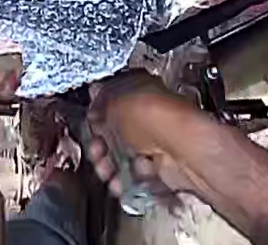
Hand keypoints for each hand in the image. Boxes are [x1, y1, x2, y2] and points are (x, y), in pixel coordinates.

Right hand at [85, 71, 208, 199]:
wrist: (180, 149)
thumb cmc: (150, 116)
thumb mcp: (113, 104)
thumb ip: (98, 108)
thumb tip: (92, 111)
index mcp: (136, 84)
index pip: (109, 97)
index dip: (96, 113)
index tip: (88, 126)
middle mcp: (145, 109)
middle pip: (115, 129)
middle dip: (100, 144)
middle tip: (95, 152)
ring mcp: (153, 138)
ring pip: (123, 154)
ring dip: (110, 166)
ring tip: (105, 172)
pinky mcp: (160, 164)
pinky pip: (136, 173)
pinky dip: (126, 180)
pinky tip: (121, 183)